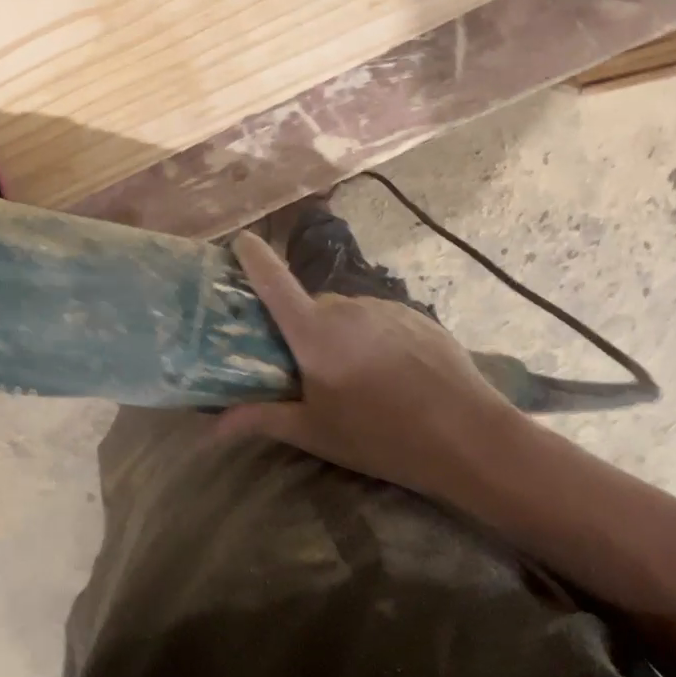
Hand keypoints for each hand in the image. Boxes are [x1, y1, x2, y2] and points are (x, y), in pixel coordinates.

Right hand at [218, 231, 527, 498]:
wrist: (466, 434)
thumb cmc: (380, 435)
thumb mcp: (315, 432)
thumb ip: (261, 419)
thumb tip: (209, 428)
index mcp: (314, 330)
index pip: (273, 279)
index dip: (253, 256)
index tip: (240, 241)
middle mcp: (346, 306)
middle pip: (311, 306)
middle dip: (304, 330)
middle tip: (309, 371)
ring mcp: (385, 307)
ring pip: (348, 315)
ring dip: (341, 336)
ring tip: (358, 381)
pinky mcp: (416, 315)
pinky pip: (380, 320)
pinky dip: (374, 339)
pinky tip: (391, 376)